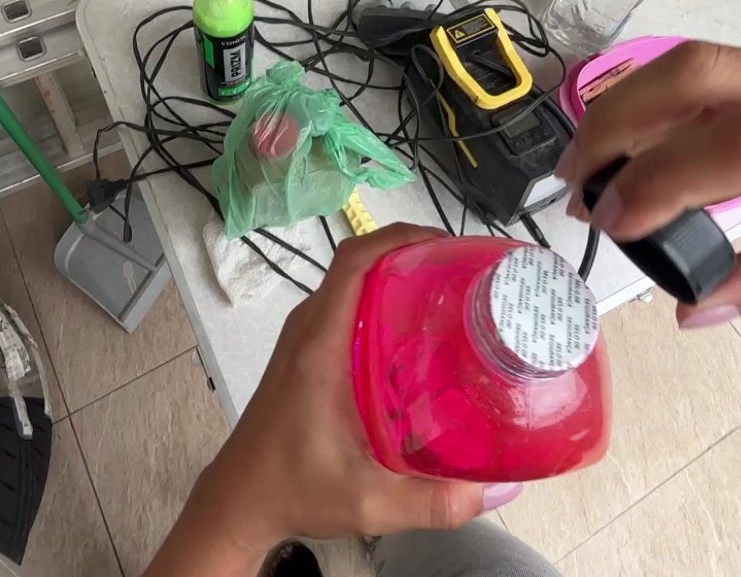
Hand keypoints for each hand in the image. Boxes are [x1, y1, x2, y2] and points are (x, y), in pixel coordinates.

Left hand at [149, 225, 512, 574]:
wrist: (240, 496)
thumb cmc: (294, 489)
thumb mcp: (368, 502)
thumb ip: (435, 502)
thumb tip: (500, 491)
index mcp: (320, 343)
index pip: (353, 262)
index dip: (397, 238)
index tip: (443, 243)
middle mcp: (310, 326)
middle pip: (357, 262)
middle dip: (407, 252)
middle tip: (459, 271)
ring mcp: (305, 334)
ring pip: (351, 281)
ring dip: (393, 273)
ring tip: (446, 292)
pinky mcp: (305, 347)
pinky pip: (345, 302)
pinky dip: (378, 297)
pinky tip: (414, 329)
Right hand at [559, 41, 740, 332]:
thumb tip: (693, 307)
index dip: (665, 178)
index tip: (617, 224)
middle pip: (710, 71)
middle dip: (621, 118)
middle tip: (575, 179)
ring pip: (717, 58)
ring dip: (639, 101)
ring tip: (598, 160)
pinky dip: (677, 99)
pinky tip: (655, 140)